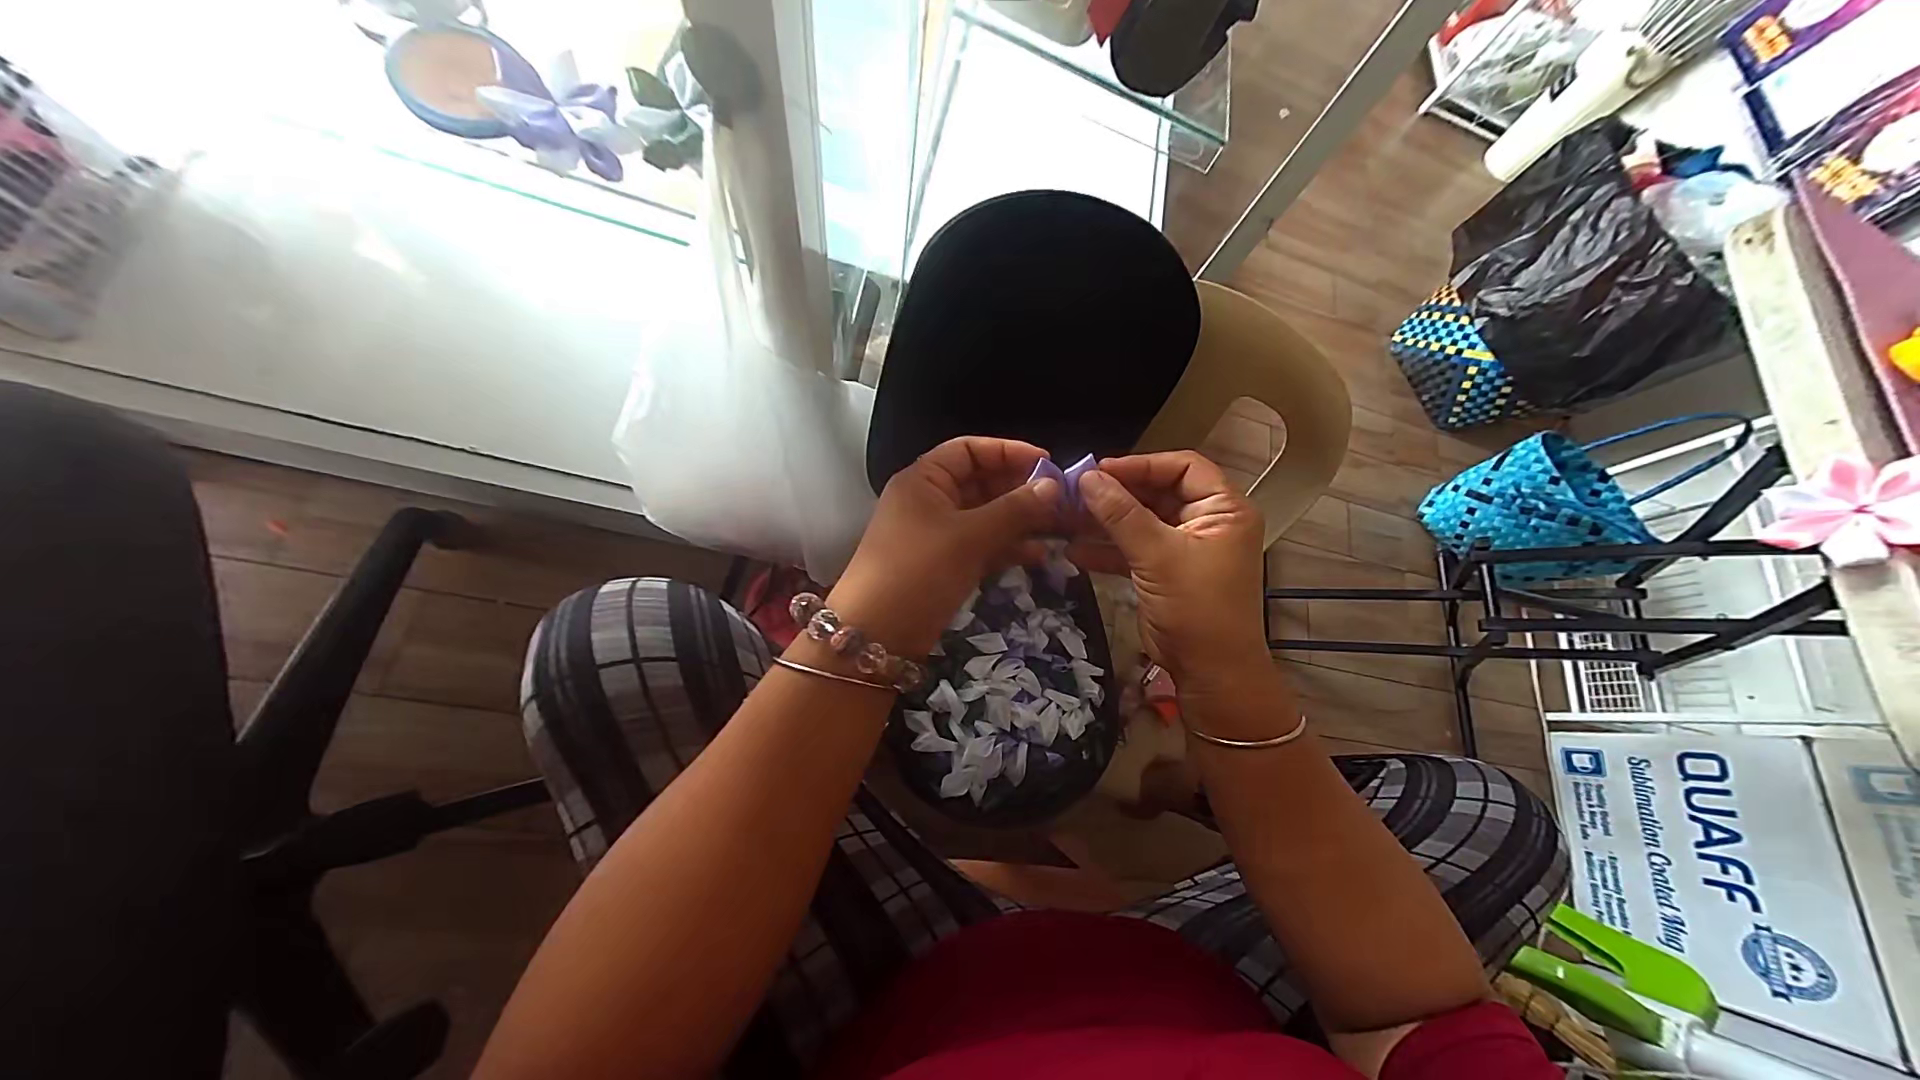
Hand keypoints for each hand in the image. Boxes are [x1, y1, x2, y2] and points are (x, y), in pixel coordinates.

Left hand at [830, 437, 1062, 655]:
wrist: (877, 635)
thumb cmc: (918, 571)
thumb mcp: (969, 536)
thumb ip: (1014, 509)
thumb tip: (1053, 486)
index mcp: (925, 479)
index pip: (969, 450)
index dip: (1009, 451)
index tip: (1048, 462)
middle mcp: (930, 501)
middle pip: (982, 482)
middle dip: (1021, 490)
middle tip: (1062, 500)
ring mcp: (938, 535)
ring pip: (986, 517)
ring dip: (1021, 521)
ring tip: (1060, 528)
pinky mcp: (946, 565)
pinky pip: (983, 546)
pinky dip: (1008, 548)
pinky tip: (1039, 555)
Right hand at [1068, 452, 1269, 692]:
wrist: (1209, 672)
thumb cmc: (1197, 607)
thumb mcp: (1158, 555)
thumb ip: (1121, 515)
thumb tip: (1086, 478)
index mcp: (1224, 509)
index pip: (1183, 467)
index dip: (1141, 465)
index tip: (1100, 470)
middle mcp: (1207, 522)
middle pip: (1157, 493)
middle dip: (1116, 494)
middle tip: (1076, 492)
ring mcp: (1184, 548)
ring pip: (1139, 522)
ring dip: (1105, 522)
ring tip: (1067, 518)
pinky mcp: (1163, 572)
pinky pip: (1133, 550)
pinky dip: (1107, 550)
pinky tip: (1074, 551)